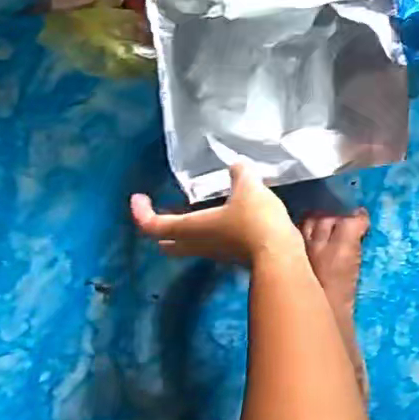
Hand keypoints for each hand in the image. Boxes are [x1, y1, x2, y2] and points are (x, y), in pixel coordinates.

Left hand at [130, 161, 300, 260]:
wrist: (280, 253)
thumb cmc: (255, 221)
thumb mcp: (248, 188)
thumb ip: (240, 174)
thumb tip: (237, 165)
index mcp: (190, 227)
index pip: (152, 224)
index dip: (141, 211)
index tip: (139, 196)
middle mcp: (197, 243)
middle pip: (167, 241)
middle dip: (162, 227)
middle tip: (167, 209)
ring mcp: (216, 252)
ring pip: (190, 243)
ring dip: (188, 228)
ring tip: (199, 208)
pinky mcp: (234, 254)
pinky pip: (213, 242)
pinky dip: (212, 230)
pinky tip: (230, 216)